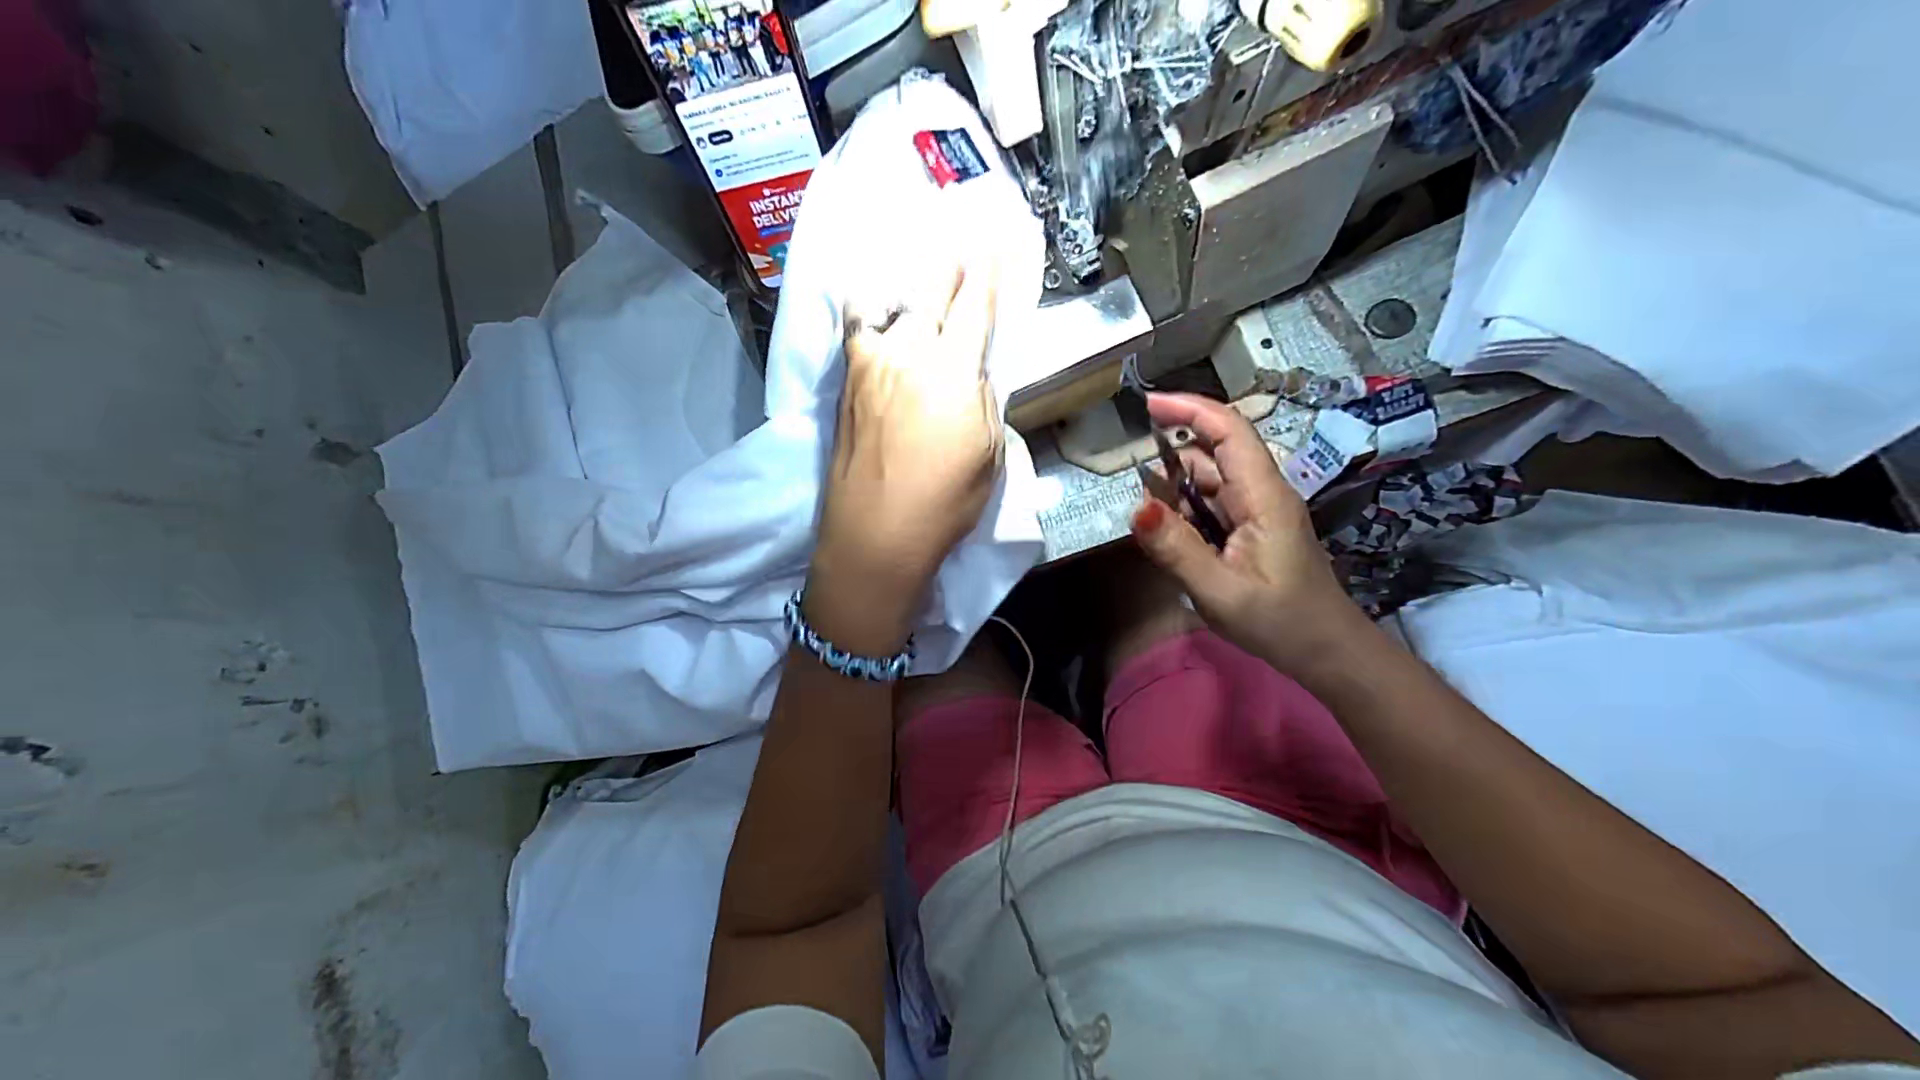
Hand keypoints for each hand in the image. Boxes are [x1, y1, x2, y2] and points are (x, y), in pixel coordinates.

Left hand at [810, 261, 1002, 650]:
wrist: (875, 536)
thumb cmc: (945, 503)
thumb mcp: (988, 453)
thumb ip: (983, 400)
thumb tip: (974, 370)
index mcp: (954, 373)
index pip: (975, 307)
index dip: (989, 271)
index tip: (996, 242)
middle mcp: (910, 355)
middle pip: (932, 293)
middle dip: (951, 262)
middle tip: (961, 235)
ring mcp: (872, 365)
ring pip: (891, 302)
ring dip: (910, 277)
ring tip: (919, 258)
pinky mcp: (847, 381)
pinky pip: (855, 328)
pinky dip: (865, 306)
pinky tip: (872, 298)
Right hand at [1130, 392, 1364, 668]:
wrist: (1326, 652)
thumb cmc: (1280, 622)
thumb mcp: (1220, 590)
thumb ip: (1176, 548)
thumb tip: (1135, 508)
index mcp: (1263, 495)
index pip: (1229, 430)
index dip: (1190, 408)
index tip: (1147, 404)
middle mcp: (1261, 492)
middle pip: (1212, 453)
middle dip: (1170, 460)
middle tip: (1135, 490)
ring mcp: (1256, 509)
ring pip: (1207, 479)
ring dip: (1174, 492)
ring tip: (1152, 526)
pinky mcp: (1250, 527)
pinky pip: (1210, 504)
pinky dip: (1184, 512)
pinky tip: (1171, 537)